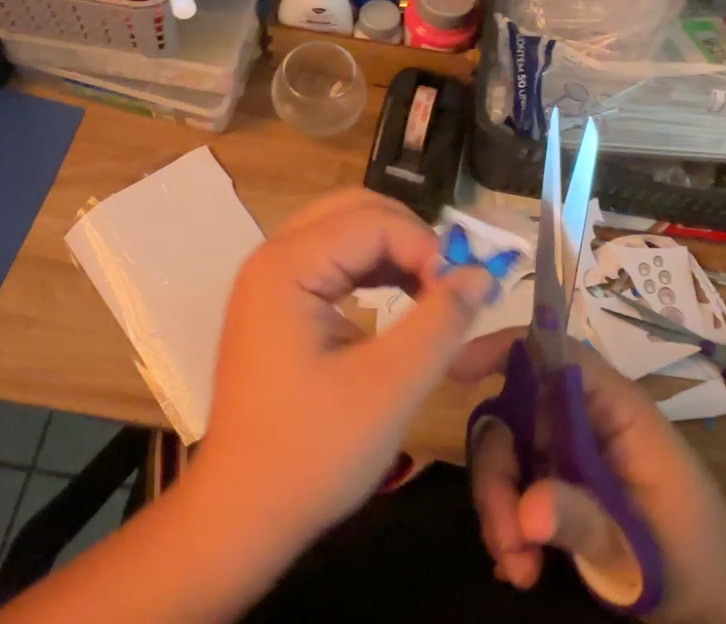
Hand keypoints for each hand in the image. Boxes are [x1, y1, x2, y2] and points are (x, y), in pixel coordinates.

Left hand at [193, 189, 498, 543]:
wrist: (243, 512)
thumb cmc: (313, 452)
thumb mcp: (390, 386)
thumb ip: (441, 321)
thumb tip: (483, 274)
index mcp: (287, 266)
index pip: (374, 222)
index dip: (428, 248)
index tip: (467, 294)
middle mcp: (273, 259)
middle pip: (355, 212)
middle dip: (411, 239)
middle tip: (453, 284)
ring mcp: (271, 281)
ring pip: (346, 234)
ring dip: (395, 253)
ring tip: (436, 294)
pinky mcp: (278, 306)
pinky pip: (334, 265)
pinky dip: (374, 274)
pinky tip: (404, 302)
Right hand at [454, 333, 725, 623]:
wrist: (717, 605)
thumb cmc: (695, 561)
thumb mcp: (642, 548)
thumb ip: (586, 522)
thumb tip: (527, 509)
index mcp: (615, 410)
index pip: (553, 353)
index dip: (502, 348)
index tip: (455, 370)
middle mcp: (583, 419)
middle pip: (512, 413)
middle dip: (497, 475)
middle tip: (509, 540)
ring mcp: (566, 450)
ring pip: (505, 453)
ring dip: (499, 510)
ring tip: (520, 570)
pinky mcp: (556, 482)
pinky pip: (512, 486)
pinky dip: (507, 526)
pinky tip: (520, 568)